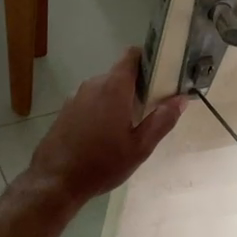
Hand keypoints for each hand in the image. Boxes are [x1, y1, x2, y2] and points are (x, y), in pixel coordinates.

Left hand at [25, 48, 185, 203]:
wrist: (55, 181)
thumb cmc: (102, 163)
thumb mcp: (140, 147)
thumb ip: (162, 120)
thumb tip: (181, 99)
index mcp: (113, 87)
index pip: (131, 56)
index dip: (147, 60)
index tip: (161, 75)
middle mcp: (92, 85)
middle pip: (119, 75)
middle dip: (136, 87)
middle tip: (150, 110)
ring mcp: (75, 97)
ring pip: (104, 89)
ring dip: (118, 100)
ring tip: (128, 127)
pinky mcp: (65, 111)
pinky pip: (90, 102)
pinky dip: (101, 110)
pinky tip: (104, 136)